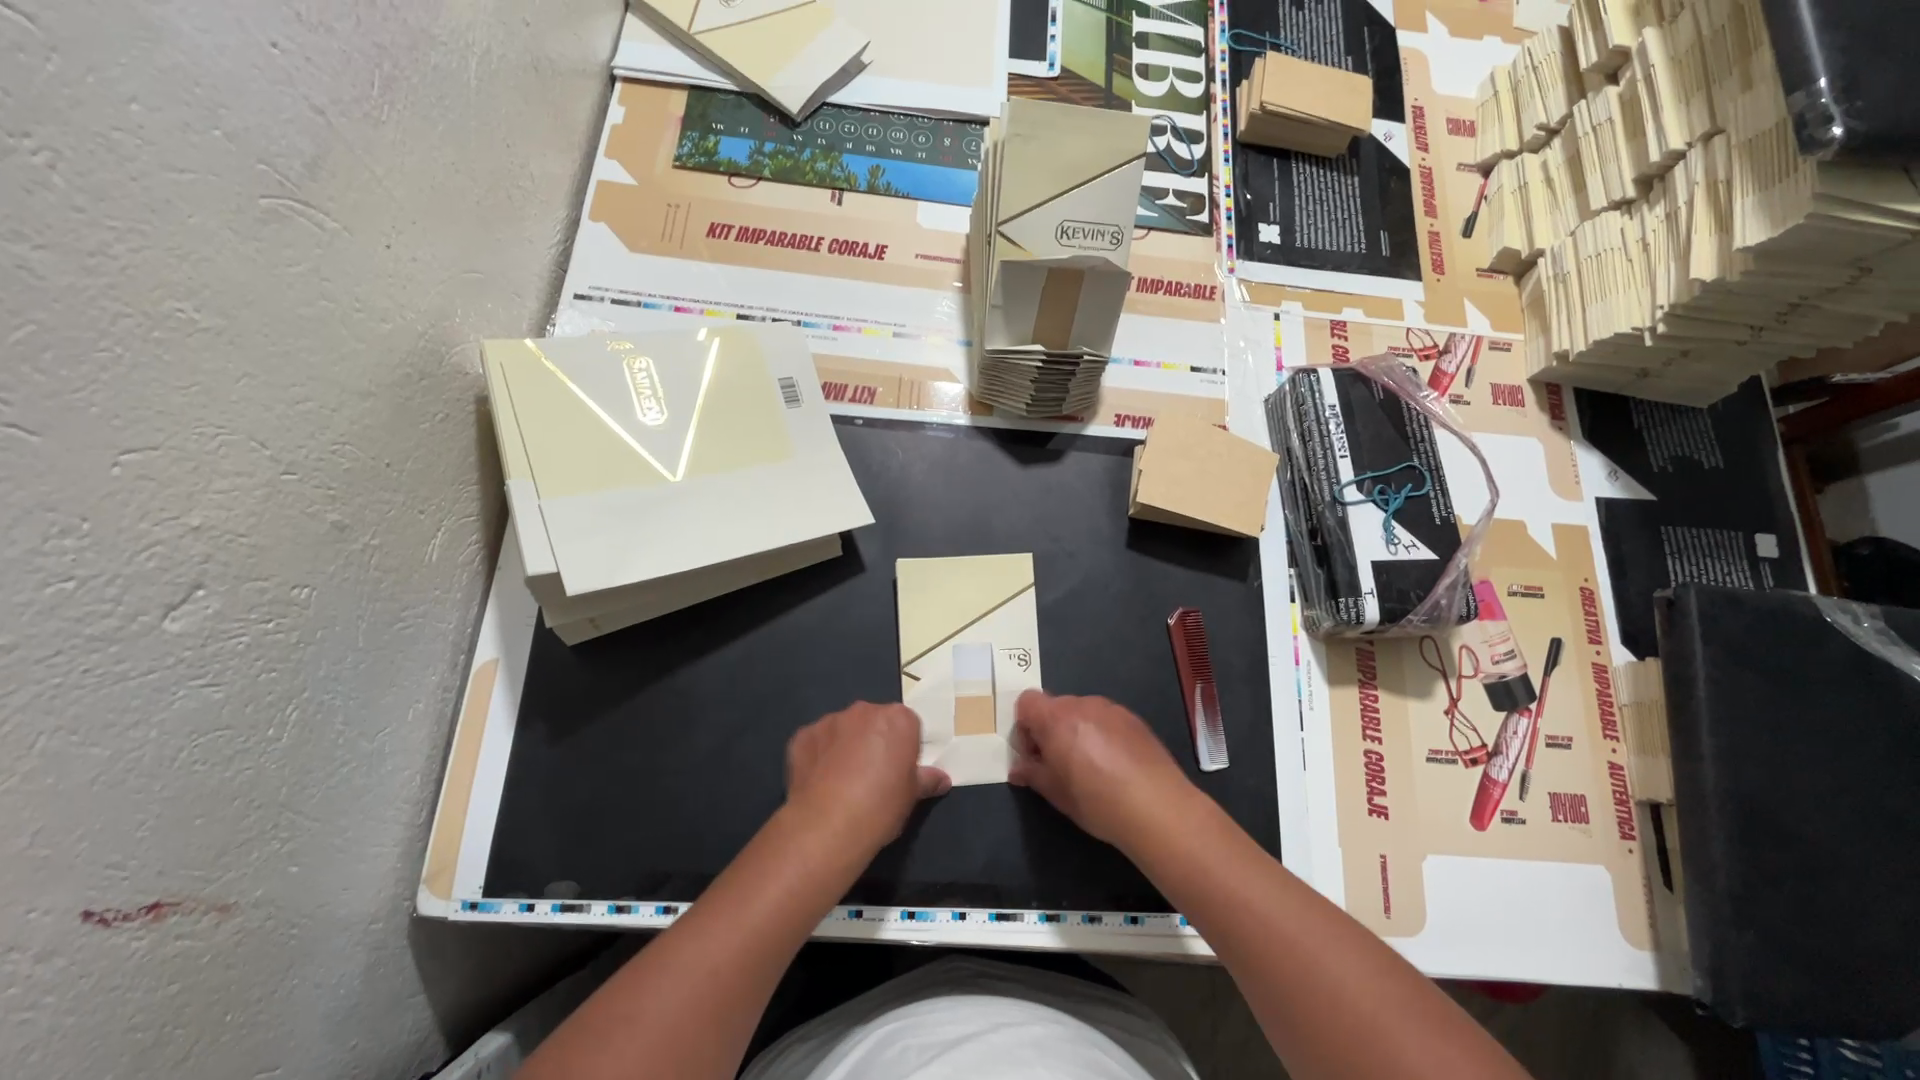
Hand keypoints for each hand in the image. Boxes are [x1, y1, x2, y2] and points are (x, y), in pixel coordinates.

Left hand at [785, 702, 949, 852]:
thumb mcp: (912, 796)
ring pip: (843, 730)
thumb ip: (927, 780)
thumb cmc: (881, 806)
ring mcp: (830, 721)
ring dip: (845, 747)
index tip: (899, 771)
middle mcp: (864, 711)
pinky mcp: (802, 736)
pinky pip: (817, 742)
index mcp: (898, 719)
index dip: (904, 747)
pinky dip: (819, 756)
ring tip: (842, 782)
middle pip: (874, 721)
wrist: (828, 825)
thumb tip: (942, 779)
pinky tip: (819, 783)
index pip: (908, 724)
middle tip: (872, 776)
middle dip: (874, 741)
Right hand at [1009, 690, 1198, 848]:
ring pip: (1082, 712)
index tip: (1034, 756)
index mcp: (1057, 719)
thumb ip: (1033, 774)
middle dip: (1050, 731)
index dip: (1024, 727)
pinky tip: (1114, 765)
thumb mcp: (1056, 794)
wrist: (1157, 807)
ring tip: (1090, 766)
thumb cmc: (1097, 801)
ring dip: (1076, 731)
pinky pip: (1106, 719)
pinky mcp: (1134, 719)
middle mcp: (1083, 705)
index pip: (1027, 702)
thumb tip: (1019, 769)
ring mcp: (1112, 709)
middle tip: (1059, 764)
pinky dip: (1101, 734)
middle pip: (1054, 706)